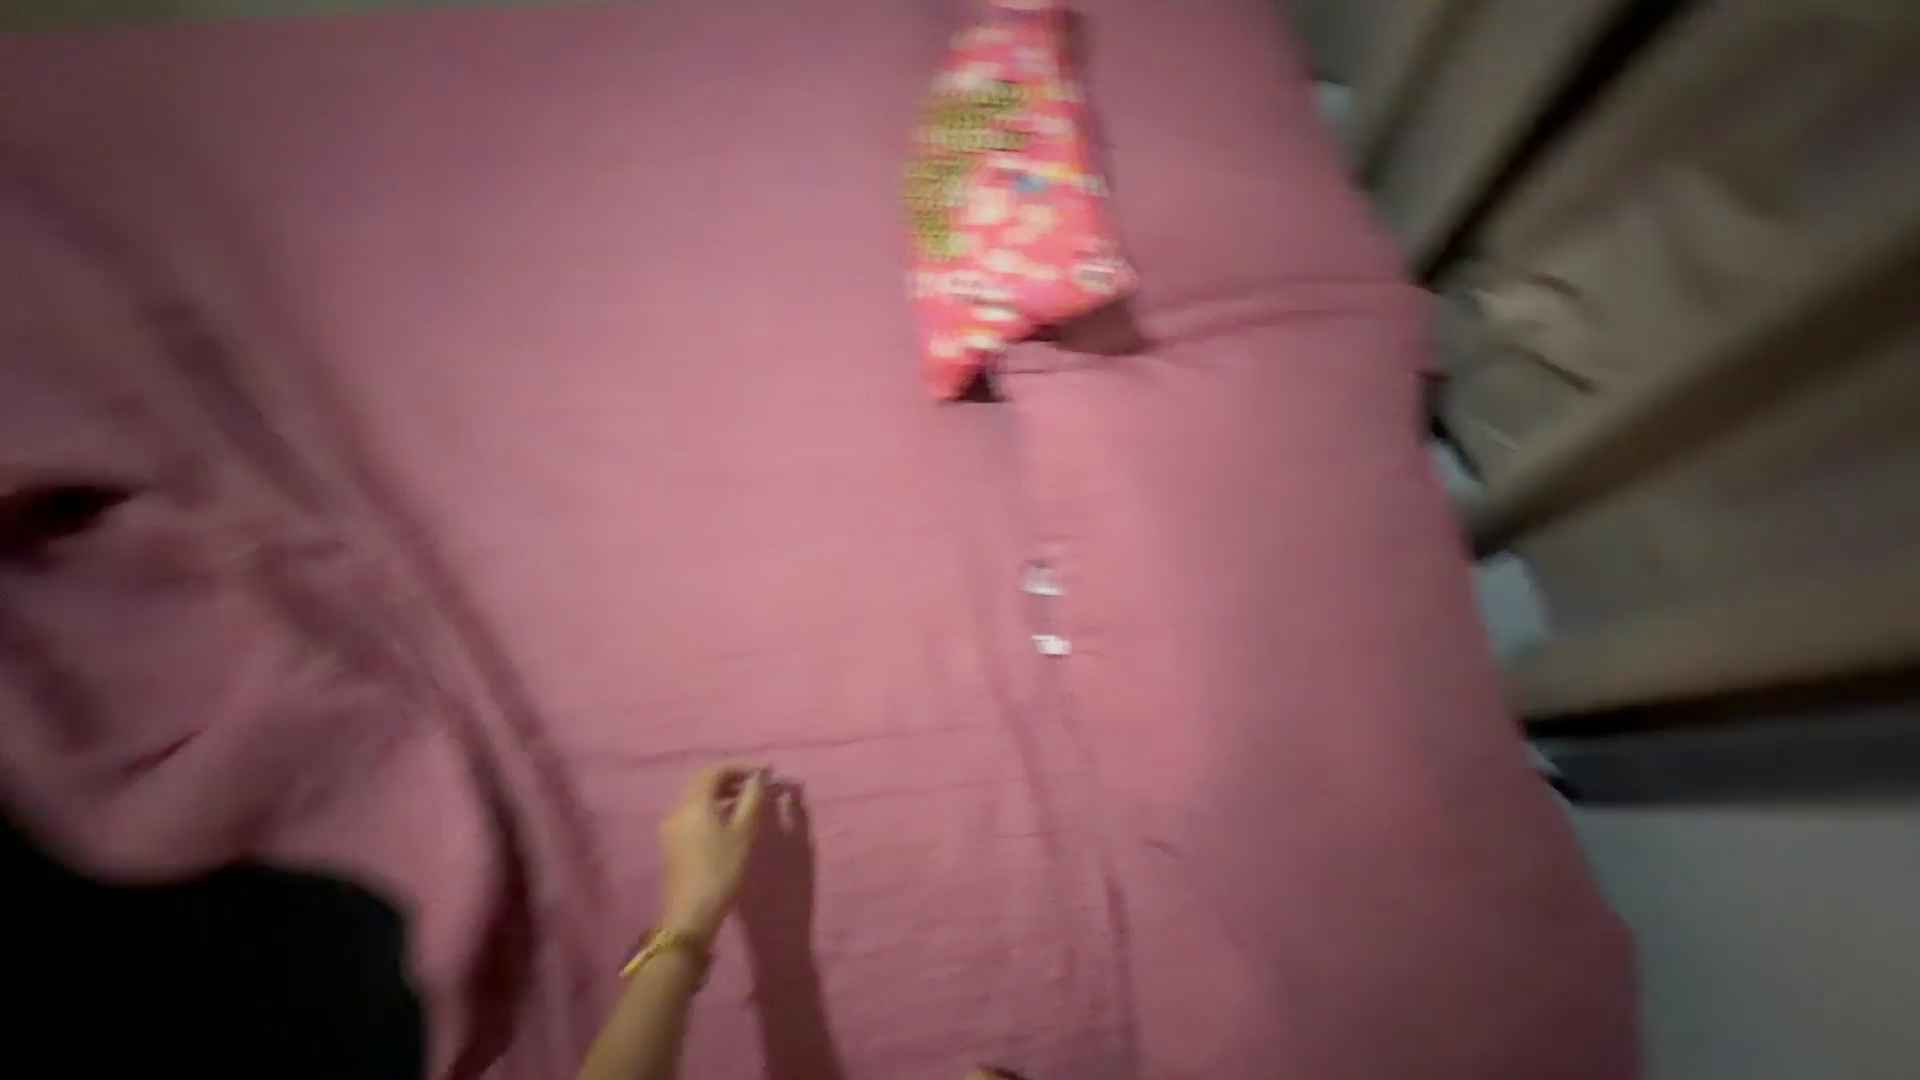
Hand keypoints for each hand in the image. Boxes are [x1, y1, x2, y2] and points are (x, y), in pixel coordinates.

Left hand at [659, 764, 768, 942]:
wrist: (692, 913)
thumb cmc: (722, 868)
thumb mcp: (745, 831)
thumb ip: (753, 797)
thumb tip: (759, 776)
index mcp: (693, 802)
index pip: (716, 770)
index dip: (741, 766)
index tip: (764, 772)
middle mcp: (677, 807)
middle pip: (703, 780)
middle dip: (730, 777)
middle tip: (755, 783)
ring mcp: (671, 824)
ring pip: (696, 795)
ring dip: (720, 791)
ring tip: (745, 800)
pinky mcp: (671, 839)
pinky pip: (691, 810)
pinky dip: (710, 805)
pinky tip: (727, 818)